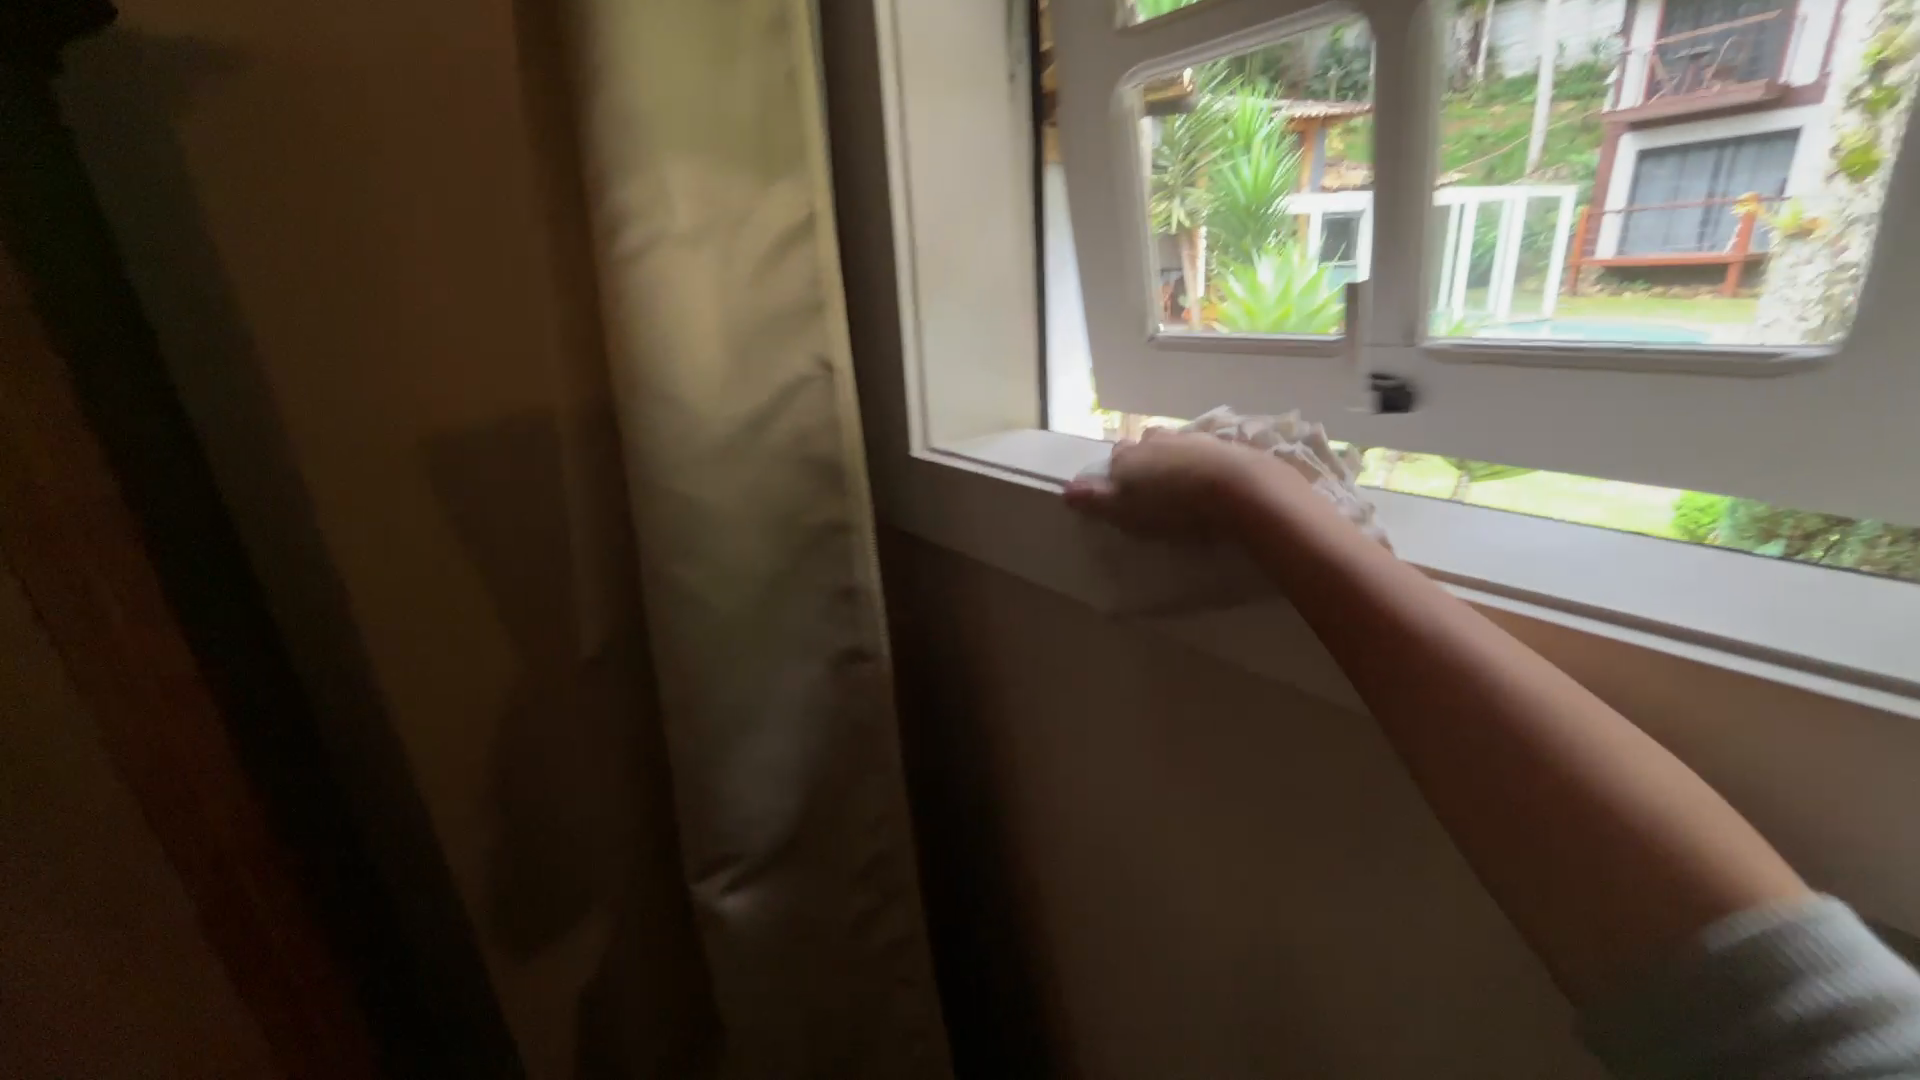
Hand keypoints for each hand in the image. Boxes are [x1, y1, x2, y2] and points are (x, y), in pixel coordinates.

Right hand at [1063, 428, 1282, 537]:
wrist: (1236, 488)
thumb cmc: (1171, 504)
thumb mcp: (1125, 509)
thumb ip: (1095, 499)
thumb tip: (1066, 488)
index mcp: (1130, 454)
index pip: (1115, 456)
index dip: (1117, 474)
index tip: (1123, 493)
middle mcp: (1157, 439)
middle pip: (1145, 445)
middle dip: (1147, 462)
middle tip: (1154, 490)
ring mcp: (1192, 438)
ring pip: (1176, 446)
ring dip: (1176, 461)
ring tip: (1183, 487)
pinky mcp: (1225, 446)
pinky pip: (1208, 453)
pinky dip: (1205, 465)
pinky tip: (1211, 484)